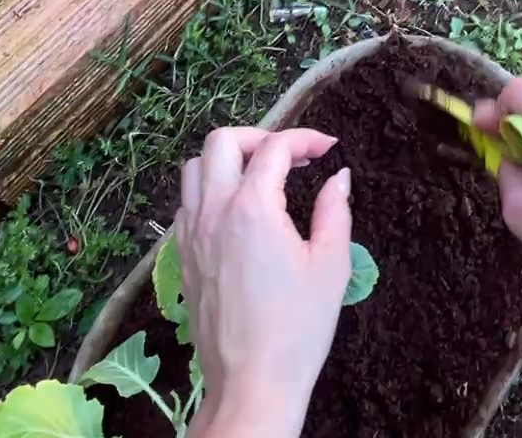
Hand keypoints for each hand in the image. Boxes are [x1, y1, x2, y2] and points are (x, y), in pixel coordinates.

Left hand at [176, 127, 351, 437]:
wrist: (251, 386)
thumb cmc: (298, 329)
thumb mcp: (330, 265)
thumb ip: (334, 211)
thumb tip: (339, 177)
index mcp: (252, 208)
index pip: (275, 147)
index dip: (305, 139)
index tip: (328, 149)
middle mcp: (214, 211)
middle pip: (222, 141)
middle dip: (259, 136)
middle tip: (289, 156)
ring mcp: (191, 233)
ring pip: (195, 167)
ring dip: (228, 160)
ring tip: (260, 177)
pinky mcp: (182, 256)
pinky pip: (186, 202)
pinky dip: (209, 189)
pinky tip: (237, 210)